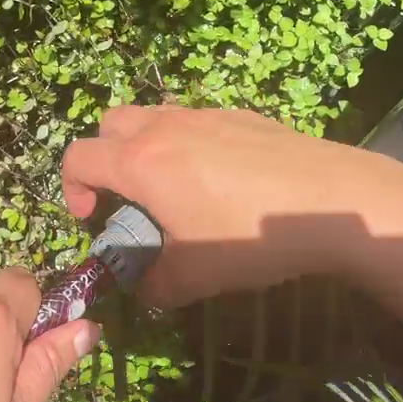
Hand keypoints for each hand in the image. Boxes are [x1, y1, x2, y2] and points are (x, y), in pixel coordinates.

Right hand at [61, 105, 402, 306]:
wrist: (331, 199)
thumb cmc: (249, 235)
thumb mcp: (195, 275)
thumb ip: (155, 285)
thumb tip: (145, 287)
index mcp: (141, 163)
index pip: (78, 157)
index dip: (71, 187)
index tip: (92, 218)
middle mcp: (163, 128)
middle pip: (109, 123)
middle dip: (104, 156)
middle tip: (127, 196)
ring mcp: (202, 114)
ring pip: (152, 114)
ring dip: (144, 144)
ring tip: (172, 185)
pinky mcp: (238, 114)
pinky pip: (193, 119)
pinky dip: (186, 141)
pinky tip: (222, 178)